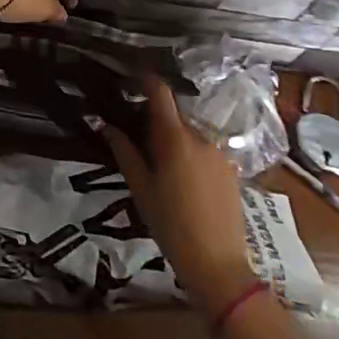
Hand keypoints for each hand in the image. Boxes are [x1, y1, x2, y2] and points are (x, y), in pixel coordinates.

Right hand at [102, 76, 254, 312]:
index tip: (134, 74)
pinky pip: (205, 148)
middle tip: (136, 129)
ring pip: (191, 132)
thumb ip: (124, 152)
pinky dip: (190, 150)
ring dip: (174, 135)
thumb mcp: (140, 188)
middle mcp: (201, 138)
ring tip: (157, 156)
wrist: (217, 263)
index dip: (147, 80)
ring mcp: (220, 153)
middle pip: (175, 114)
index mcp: (175, 139)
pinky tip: (180, 173)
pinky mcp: (231, 169)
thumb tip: (107, 125)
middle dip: (156, 117)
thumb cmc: (170, 224)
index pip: (161, 95)